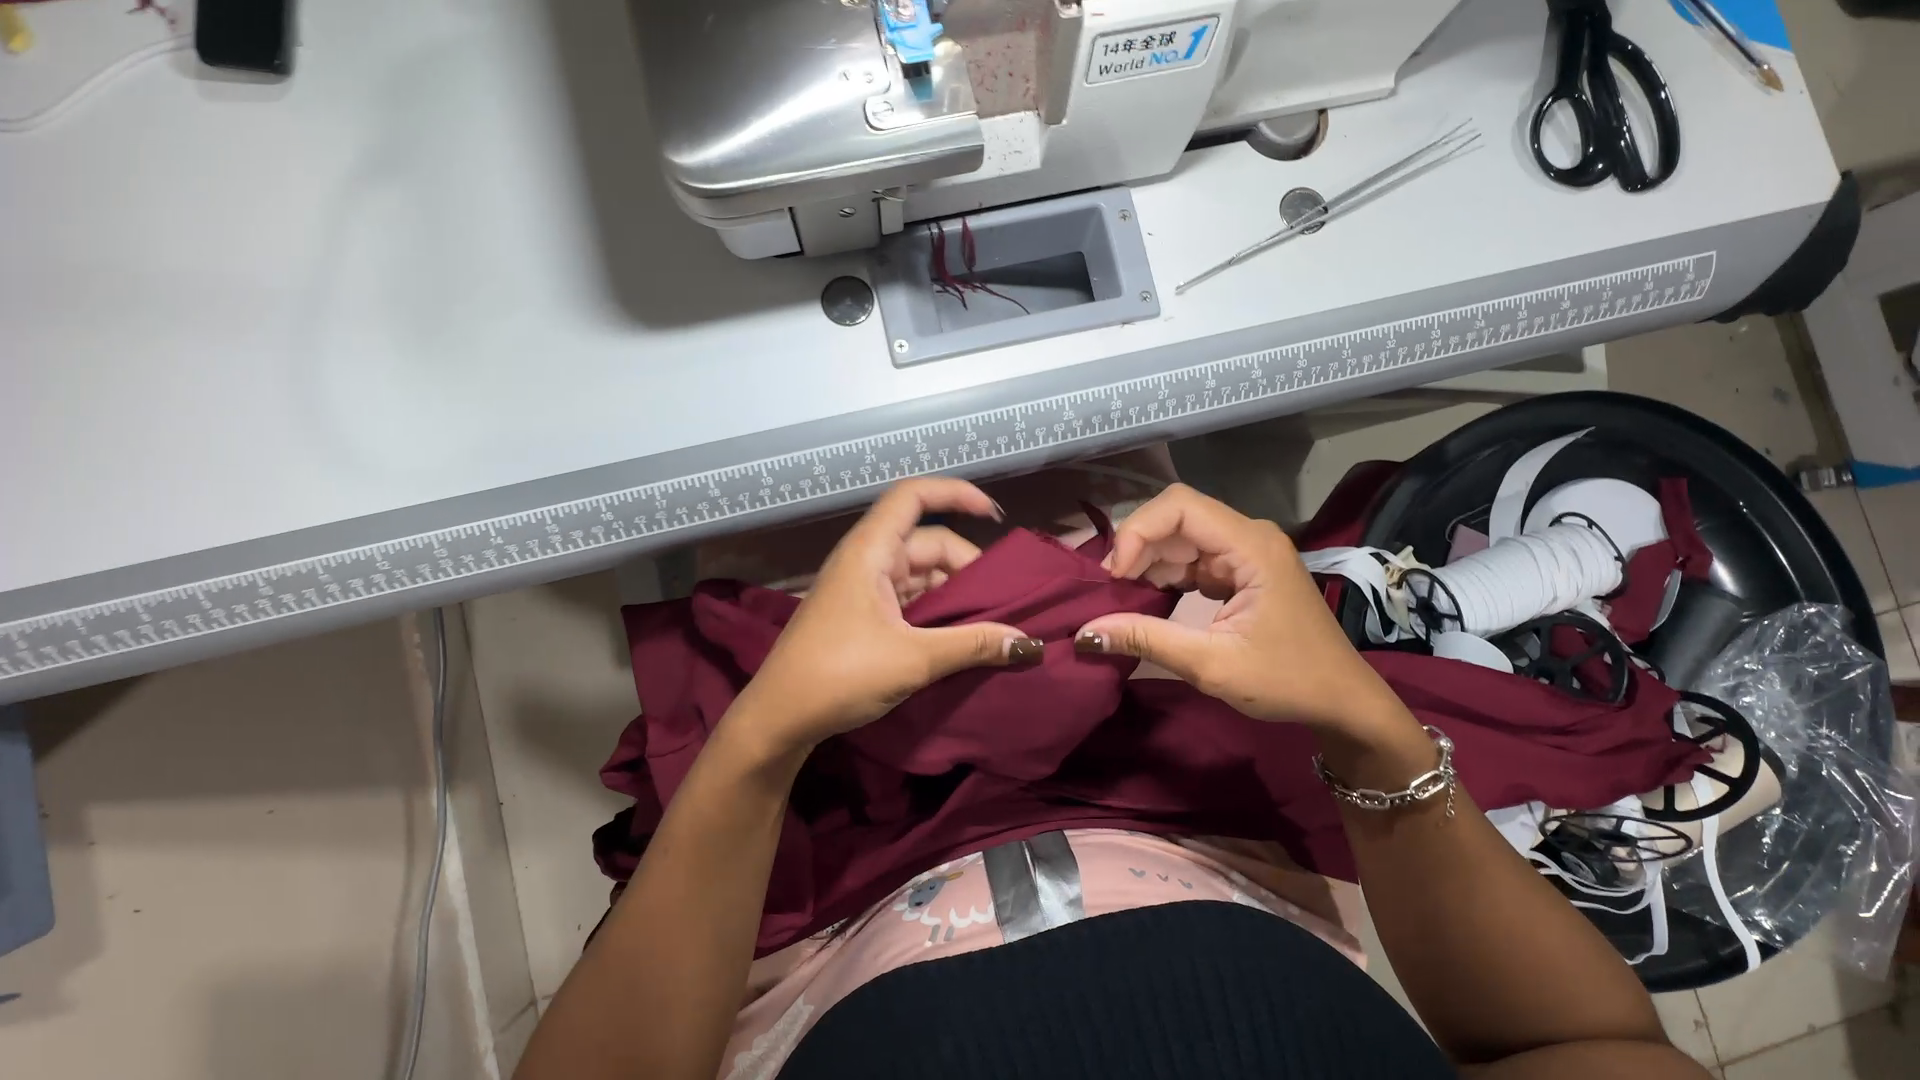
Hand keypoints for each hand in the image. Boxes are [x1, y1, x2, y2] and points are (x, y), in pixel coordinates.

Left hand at [728, 478, 1039, 756]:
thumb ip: (973, 645)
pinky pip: (909, 600)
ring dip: (955, 595)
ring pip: (921, 575)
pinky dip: (937, 613)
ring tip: (991, 624)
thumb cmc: (838, 676)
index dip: (955, 493)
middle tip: (1004, 603)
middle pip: (927, 542)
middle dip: (967, 567)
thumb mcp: (913, 660)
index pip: (913, 496)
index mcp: (869, 551)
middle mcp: (865, 560)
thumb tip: (1029, 645)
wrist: (778, 719)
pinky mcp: (861, 617)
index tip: (994, 515)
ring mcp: (862, 589)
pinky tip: (961, 638)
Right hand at [1073, 483, 1401, 732]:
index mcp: (1252, 547)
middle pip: (1177, 517)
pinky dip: (1165, 575)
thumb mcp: (1211, 665)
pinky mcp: (1241, 571)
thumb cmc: (1287, 681)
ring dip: (1148, 562)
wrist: (1342, 702)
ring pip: (1181, 537)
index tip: (1116, 577)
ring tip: (1122, 599)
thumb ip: (1146, 640)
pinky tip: (1148, 600)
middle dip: (1137, 548)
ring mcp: (1246, 553)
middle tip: (1110, 591)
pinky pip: (1193, 557)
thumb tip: (1085, 633)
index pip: (1180, 506)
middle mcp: (1249, 537)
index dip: (1138, 531)